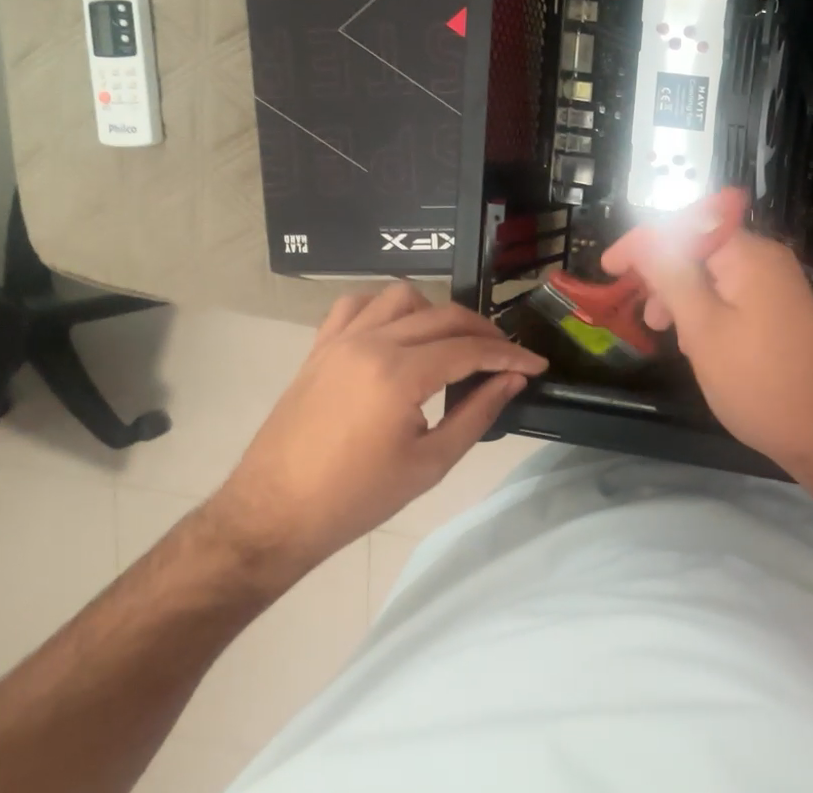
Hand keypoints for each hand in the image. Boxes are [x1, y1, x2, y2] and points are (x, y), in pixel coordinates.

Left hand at [201, 283, 546, 580]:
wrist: (274, 514)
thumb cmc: (357, 498)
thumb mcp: (430, 463)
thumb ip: (478, 413)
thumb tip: (513, 380)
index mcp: (399, 375)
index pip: (470, 349)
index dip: (511, 356)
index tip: (537, 366)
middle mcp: (370, 344)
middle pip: (444, 316)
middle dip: (484, 333)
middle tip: (506, 359)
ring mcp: (339, 341)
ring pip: (402, 297)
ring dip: (437, 312)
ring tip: (451, 343)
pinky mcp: (319, 348)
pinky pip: (358, 305)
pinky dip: (388, 309)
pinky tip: (400, 333)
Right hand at [601, 199, 812, 473]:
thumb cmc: (757, 382)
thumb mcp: (703, 329)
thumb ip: (672, 276)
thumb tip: (647, 237)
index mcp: (751, 254)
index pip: (686, 225)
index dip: (644, 242)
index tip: (609, 268)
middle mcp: (768, 259)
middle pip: (701, 248)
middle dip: (666, 276)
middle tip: (646, 316)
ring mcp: (778, 286)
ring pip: (715, 275)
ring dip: (684, 298)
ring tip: (670, 336)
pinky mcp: (781, 311)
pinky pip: (734, 295)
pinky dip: (708, 312)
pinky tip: (698, 344)